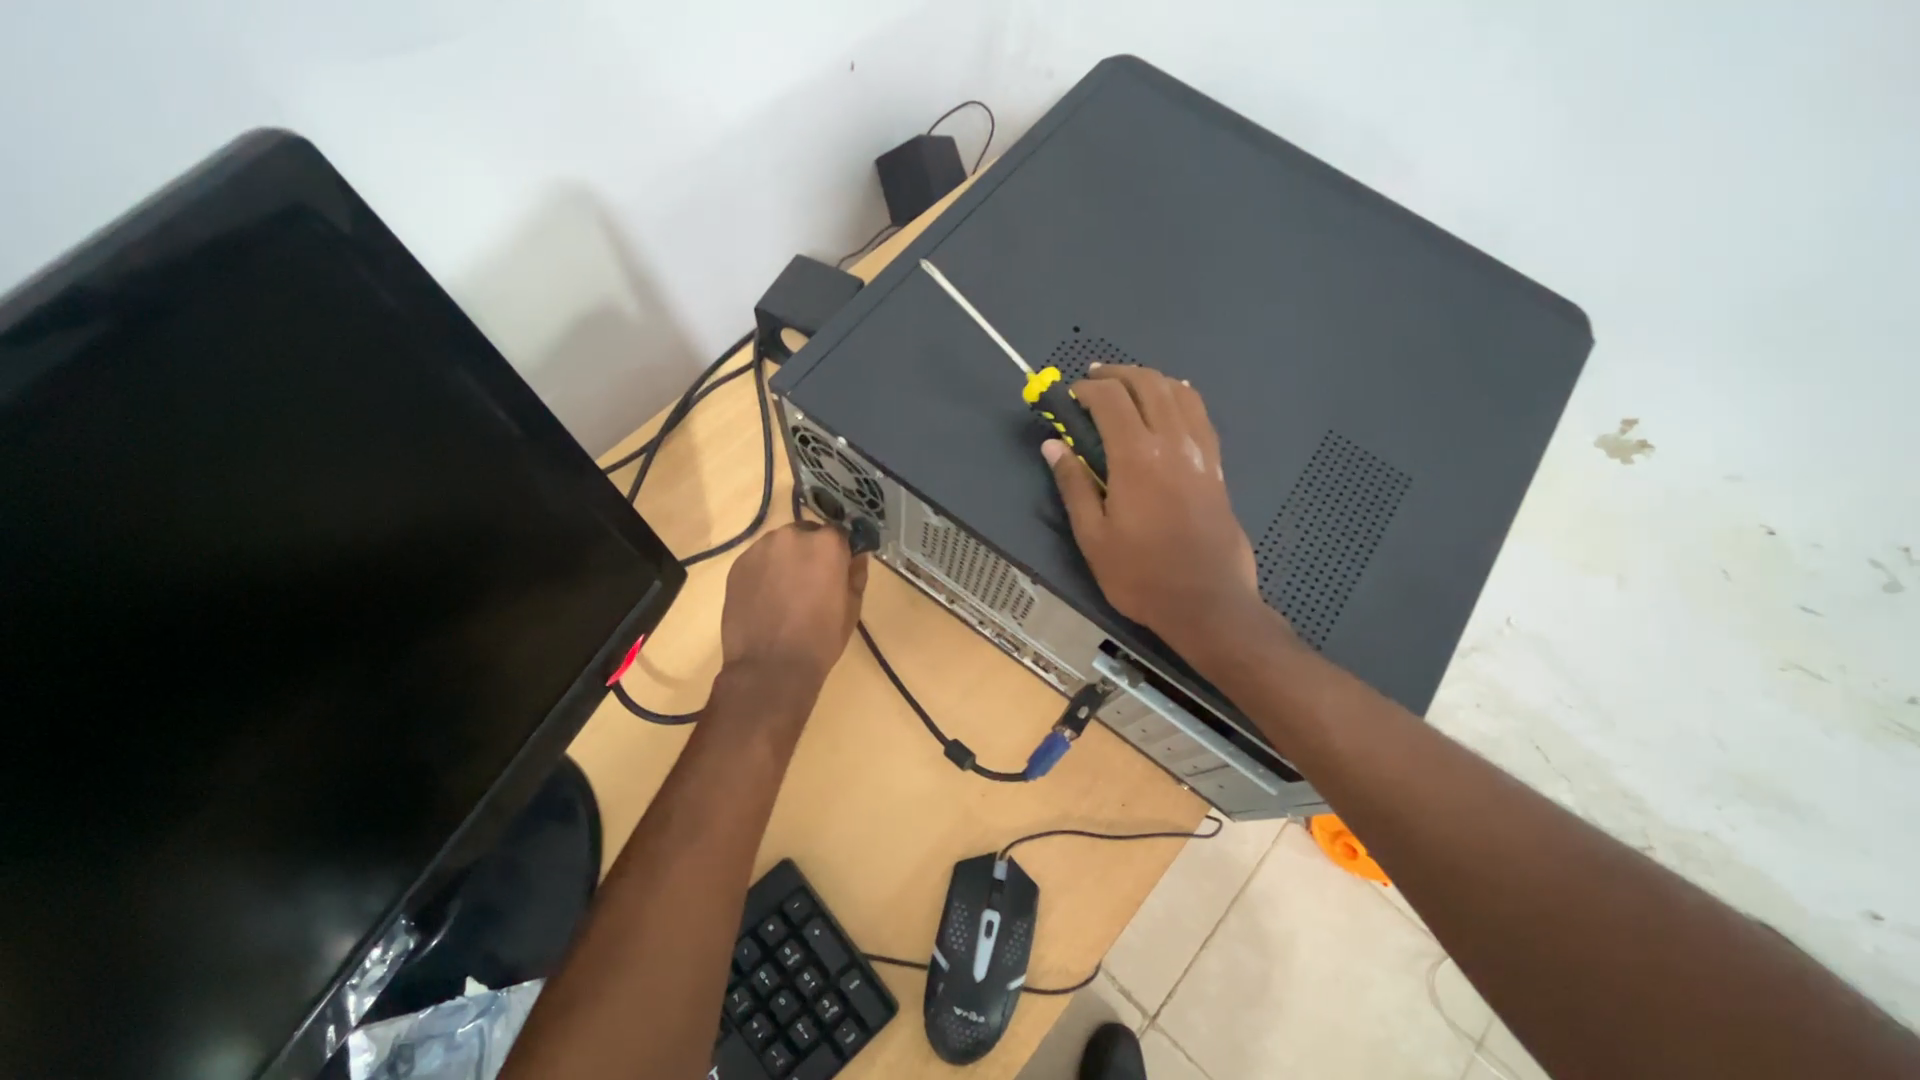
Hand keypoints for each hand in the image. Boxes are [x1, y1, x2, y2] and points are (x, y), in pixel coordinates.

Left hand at [718, 522, 868, 698]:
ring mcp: (760, 549)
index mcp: (827, 543)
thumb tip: (857, 556)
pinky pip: (758, 560)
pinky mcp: (738, 565)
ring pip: (779, 546)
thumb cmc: (820, 639)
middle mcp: (792, 535)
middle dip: (810, 553)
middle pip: (806, 535)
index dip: (839, 552)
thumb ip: (856, 573)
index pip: (838, 533)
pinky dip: (764, 572)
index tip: (838, 571)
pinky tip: (765, 599)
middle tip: (810, 583)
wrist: (770, 667)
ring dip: (785, 560)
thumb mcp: (852, 608)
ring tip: (785, 593)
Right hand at [1043, 365, 1265, 654]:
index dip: (1086, 389)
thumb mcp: (1093, 537)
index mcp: (1136, 456)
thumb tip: (1053, 445)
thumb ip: (1073, 485)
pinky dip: (1181, 395)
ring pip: (1178, 391)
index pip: (1110, 399)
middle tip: (1093, 380)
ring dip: (1149, 379)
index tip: (1068, 397)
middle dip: (1117, 374)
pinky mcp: (1216, 465)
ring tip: (1127, 386)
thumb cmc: (1141, 575)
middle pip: (1147, 383)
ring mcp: (1200, 450)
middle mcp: (1172, 441)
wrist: (1208, 601)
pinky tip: (1171, 399)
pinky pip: (1200, 413)